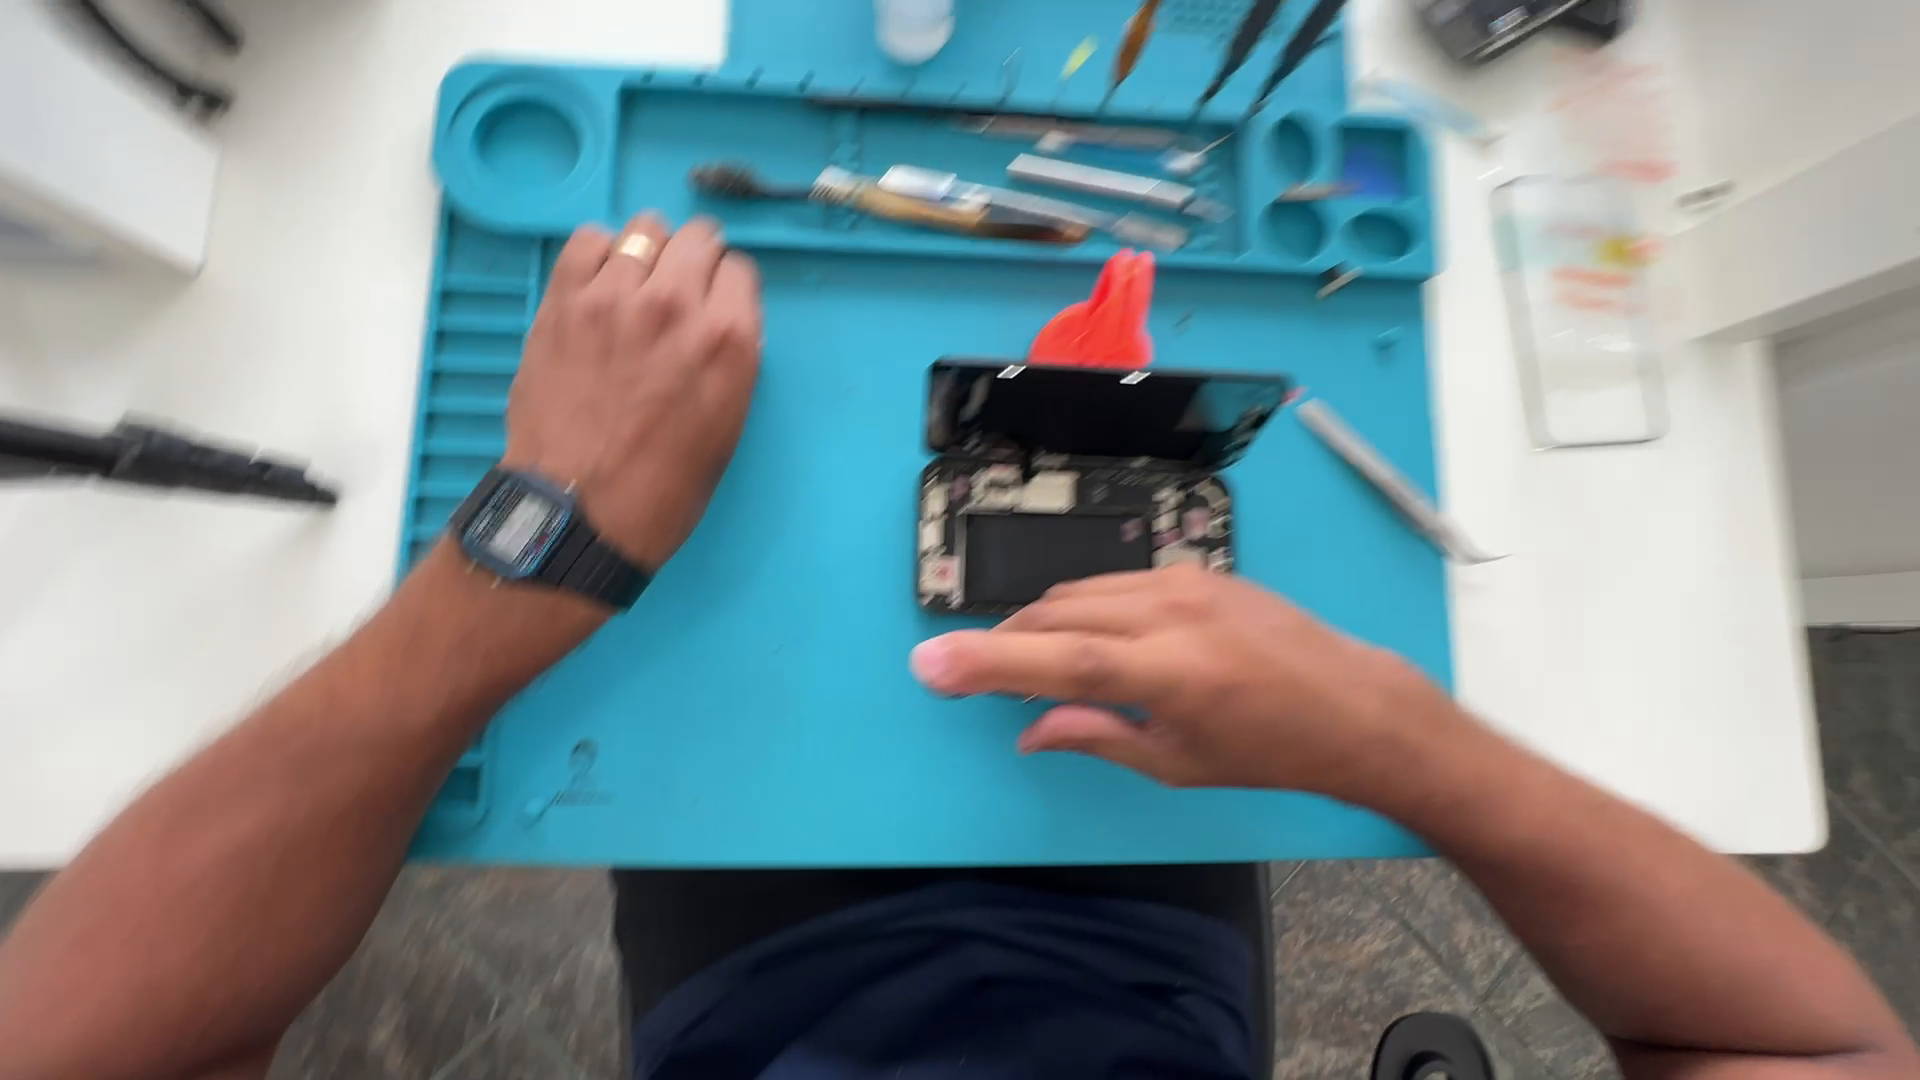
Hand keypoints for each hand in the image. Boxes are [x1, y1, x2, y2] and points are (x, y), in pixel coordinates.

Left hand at [504, 213, 761, 570]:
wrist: (582, 511)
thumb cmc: (668, 485)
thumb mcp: (728, 423)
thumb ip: (728, 359)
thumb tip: (716, 324)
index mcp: (729, 340)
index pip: (741, 270)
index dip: (730, 287)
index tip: (719, 305)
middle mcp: (677, 304)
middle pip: (698, 237)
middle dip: (699, 258)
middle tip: (684, 289)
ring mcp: (613, 297)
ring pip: (644, 230)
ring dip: (651, 252)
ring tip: (640, 283)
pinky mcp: (563, 301)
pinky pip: (587, 240)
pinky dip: (601, 253)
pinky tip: (601, 283)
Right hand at [908, 565, 1458, 796]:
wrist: (1358, 705)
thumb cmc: (1269, 751)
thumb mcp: (1178, 761)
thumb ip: (1094, 735)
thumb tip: (1027, 731)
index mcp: (1168, 672)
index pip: (1056, 660)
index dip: (986, 662)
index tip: (930, 664)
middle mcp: (1170, 611)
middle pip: (1056, 613)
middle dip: (1007, 642)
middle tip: (975, 672)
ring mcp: (1184, 580)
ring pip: (1079, 590)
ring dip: (1041, 621)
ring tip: (1026, 656)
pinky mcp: (1196, 568)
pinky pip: (1114, 582)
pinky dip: (1082, 606)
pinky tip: (1084, 633)